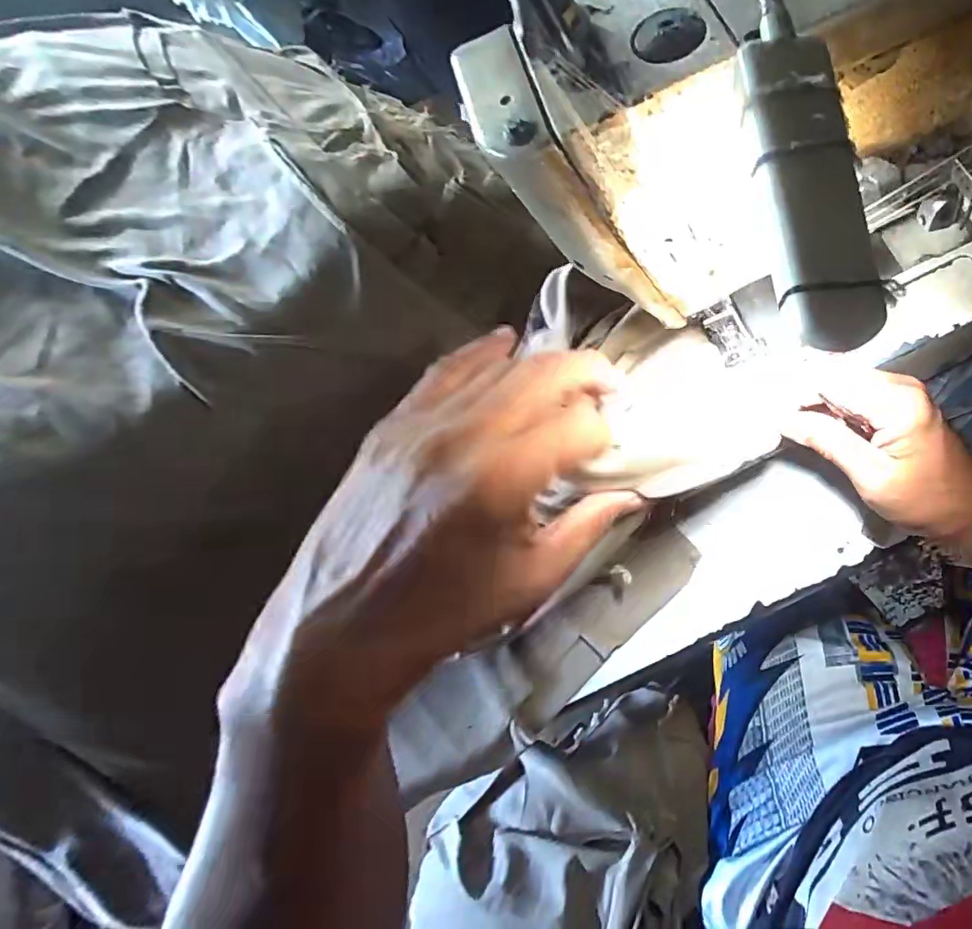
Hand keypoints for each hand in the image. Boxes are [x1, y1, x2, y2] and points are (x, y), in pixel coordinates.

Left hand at [218, 328, 642, 744]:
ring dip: (546, 363)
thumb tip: (631, 493)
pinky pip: (447, 369)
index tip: (611, 453)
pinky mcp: (395, 423)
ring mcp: (424, 422)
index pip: (579, 426)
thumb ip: (589, 525)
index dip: (607, 434)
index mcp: (503, 477)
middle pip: (546, 375)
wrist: (340, 627)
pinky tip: (505, 345)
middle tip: (613, 387)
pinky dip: (483, 353)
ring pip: (501, 364)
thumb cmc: (446, 610)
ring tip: (573, 374)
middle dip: (591, 373)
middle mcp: (465, 434)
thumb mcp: (533, 577)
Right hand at [781, 364, 971, 560]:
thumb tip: (785, 418)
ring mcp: (901, 392)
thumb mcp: (872, 477)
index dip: (792, 389)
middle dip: (799, 390)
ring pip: (843, 384)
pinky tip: (810, 418)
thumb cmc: (928, 501)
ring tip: (778, 411)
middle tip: (764, 406)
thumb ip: (828, 440)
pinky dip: (832, 406)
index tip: (760, 402)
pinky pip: (857, 396)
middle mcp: (899, 385)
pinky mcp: (899, 405)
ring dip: (813, 398)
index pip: (830, 380)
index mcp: (895, 399)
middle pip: (835, 376)